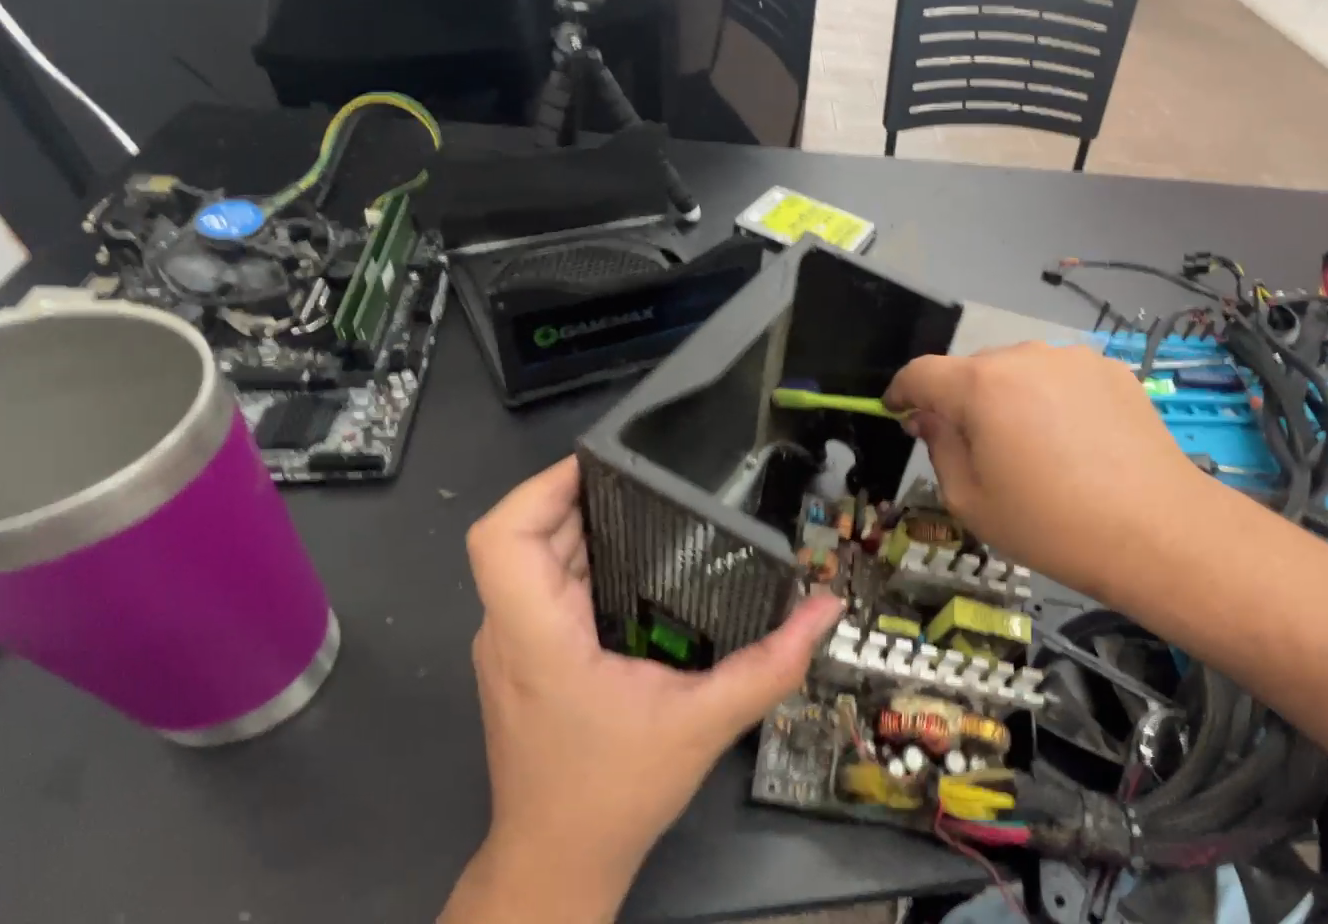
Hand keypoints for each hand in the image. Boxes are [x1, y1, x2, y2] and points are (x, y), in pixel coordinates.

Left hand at [442, 457, 843, 923]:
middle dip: (580, 498)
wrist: (559, 861)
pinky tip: (636, 567)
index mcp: (536, 636)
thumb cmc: (616, 793)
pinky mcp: (523, 661)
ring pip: (532, 562)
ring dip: (581, 529)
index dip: (540, 487)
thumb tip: (824, 610)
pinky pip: (543, 589)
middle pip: (523, 537)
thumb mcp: (704, 723)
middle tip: (652, 481)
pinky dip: (581, 562)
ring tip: (651, 511)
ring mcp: (510, 648)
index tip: (601, 466)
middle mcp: (509, 633)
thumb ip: (770, 664)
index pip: (503, 537)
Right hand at [885, 342, 1229, 602]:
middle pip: (973, 371)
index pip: (921, 372)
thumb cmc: (1050, 525)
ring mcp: (1075, 359)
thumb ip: (939, 448)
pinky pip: (1061, 379)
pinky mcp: (1113, 372)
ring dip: (1008, 400)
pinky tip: (1072, 444)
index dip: (901, 391)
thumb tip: (930, 418)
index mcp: (982, 385)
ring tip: (1030, 450)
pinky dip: (1050, 401)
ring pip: (1019, 372)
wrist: (1157, 532)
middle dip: (960, 402)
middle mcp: (1026, 356)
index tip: (897, 411)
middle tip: (971, 449)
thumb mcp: (970, 500)